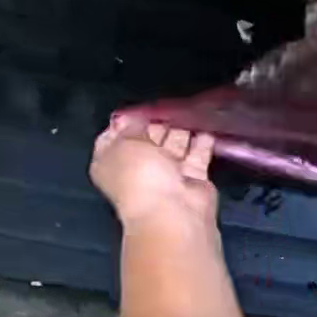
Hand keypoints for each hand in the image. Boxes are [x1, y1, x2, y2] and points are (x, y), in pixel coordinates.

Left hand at [90, 116, 218, 229]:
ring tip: (187, 111)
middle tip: (167, 105)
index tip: (137, 108)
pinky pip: (197, 155)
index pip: (114, 138)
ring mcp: (166, 175)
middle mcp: (138, 170)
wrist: (172, 210)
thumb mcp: (126, 142)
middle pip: (147, 140)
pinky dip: (201, 142)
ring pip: (174, 146)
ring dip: (180, 130)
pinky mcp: (192, 178)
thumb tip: (133, 119)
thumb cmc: (139, 174)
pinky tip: (206, 125)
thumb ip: (131, 126)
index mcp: (111, 163)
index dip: (124, 122)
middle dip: (156, 124)